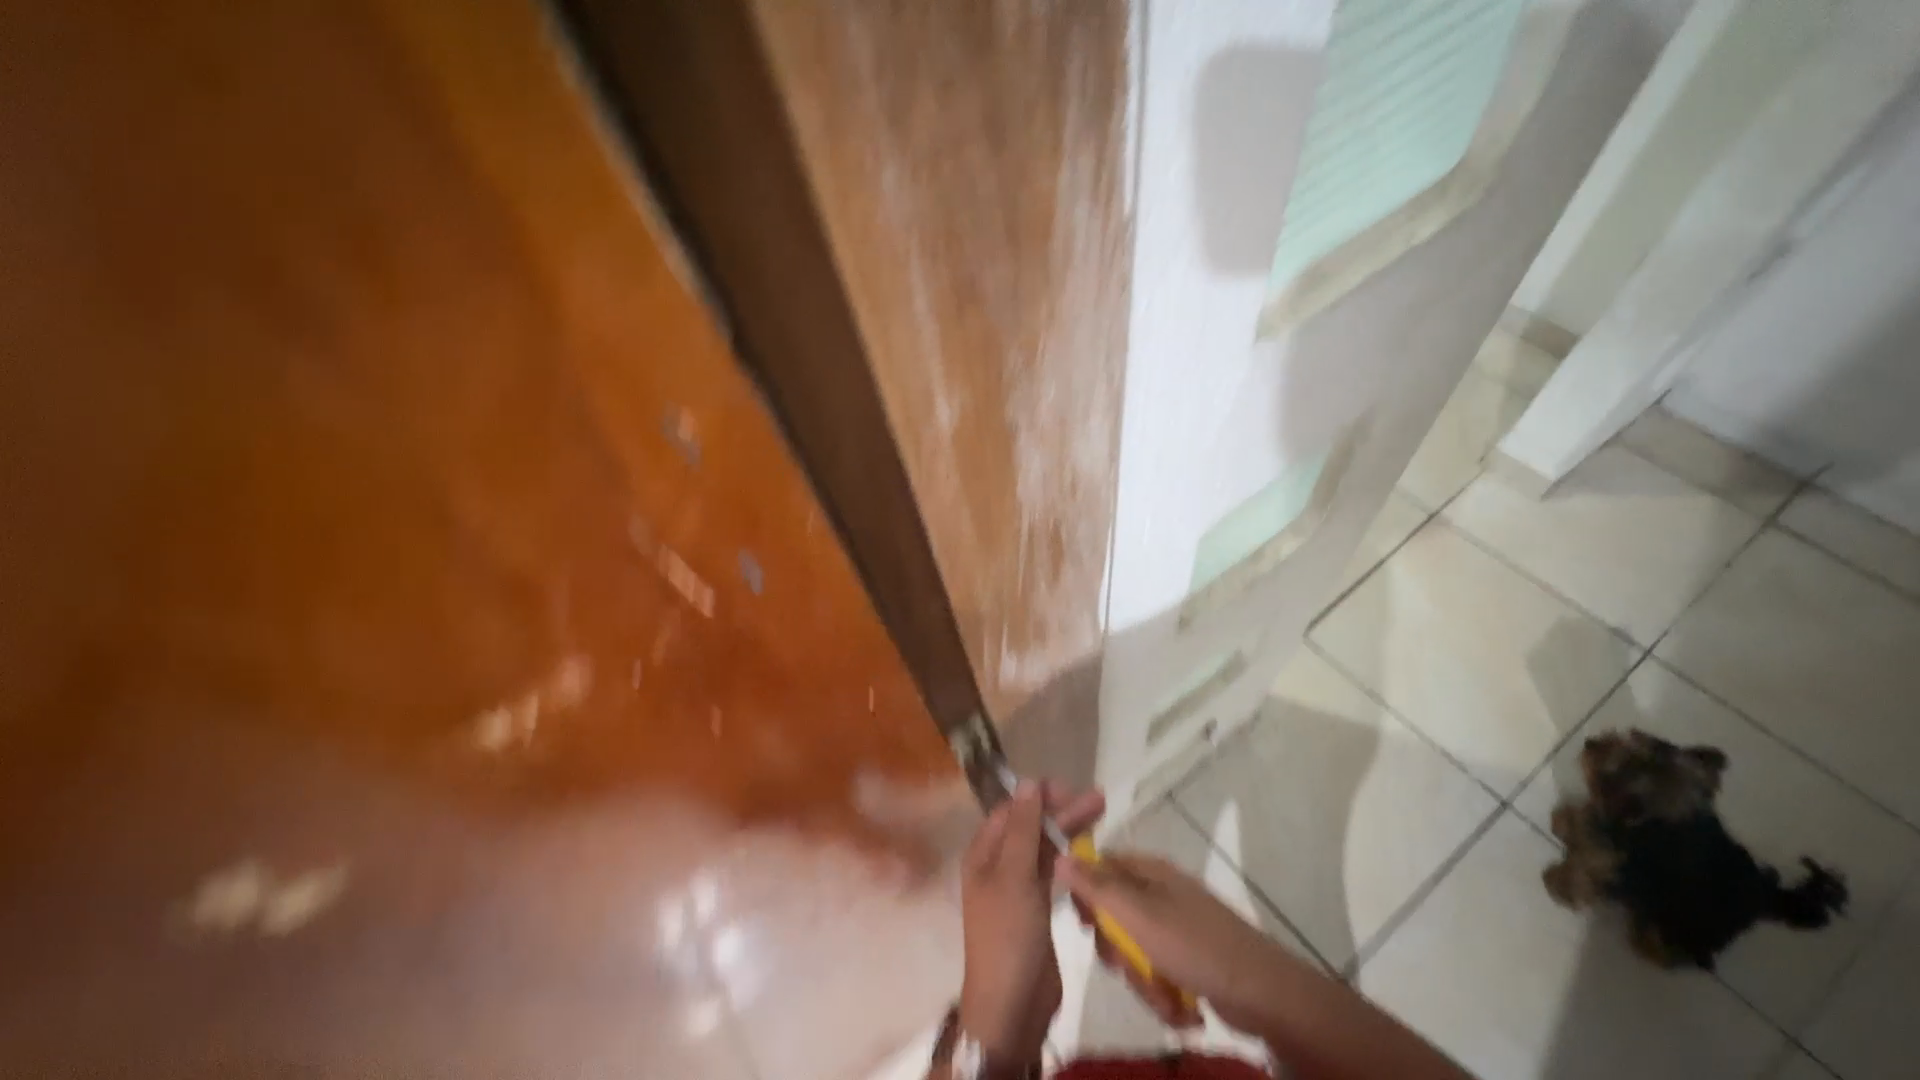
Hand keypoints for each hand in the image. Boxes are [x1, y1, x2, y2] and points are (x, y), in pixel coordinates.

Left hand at [957, 780, 1103, 1067]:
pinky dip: (1069, 857)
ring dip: (1068, 830)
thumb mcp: (1015, 877)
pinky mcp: (1037, 909)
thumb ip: (1024, 829)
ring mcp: (1017, 888)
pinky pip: (1052, 872)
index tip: (1070, 787)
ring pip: (1044, 847)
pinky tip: (1089, 849)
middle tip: (1098, 799)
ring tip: (1101, 812)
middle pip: (1030, 826)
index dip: (1038, 796)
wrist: (1012, 1004)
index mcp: (982, 854)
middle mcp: (997, 866)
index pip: (1010, 811)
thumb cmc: (1008, 935)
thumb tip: (1027, 782)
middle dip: (1060, 810)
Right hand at [1056, 853, 1305, 1035]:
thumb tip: (1061, 854)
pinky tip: (1179, 1007)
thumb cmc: (1194, 946)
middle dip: (1116, 949)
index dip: (1085, 890)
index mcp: (1151, 871)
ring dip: (1142, 979)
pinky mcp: (1190, 958)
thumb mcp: (1137, 916)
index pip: (1101, 864)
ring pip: (1135, 950)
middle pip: (1114, 913)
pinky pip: (1159, 971)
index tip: (1083, 921)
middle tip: (1122, 963)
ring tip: (1162, 995)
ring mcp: (1178, 927)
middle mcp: (1162, 892)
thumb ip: (1096, 887)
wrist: (1262, 993)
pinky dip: (1164, 993)